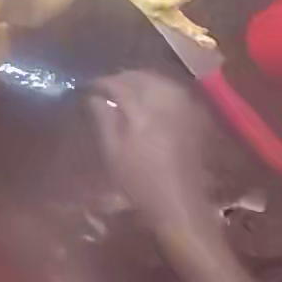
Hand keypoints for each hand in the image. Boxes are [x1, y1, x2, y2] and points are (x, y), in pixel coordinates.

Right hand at [86, 70, 219, 227]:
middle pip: (141, 76)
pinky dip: (156, 88)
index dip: (100, 83)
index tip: (87, 88)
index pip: (118, 84)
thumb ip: (102, 118)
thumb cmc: (140, 182)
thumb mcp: (112, 152)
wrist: (180, 205)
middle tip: (103, 87)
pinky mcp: (194, 116)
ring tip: (123, 90)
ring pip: (158, 80)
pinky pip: (172, 90)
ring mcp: (184, 108)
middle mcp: (166, 102)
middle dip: (121, 78)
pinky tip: (147, 98)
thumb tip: (92, 97)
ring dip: (139, 80)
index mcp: (143, 111)